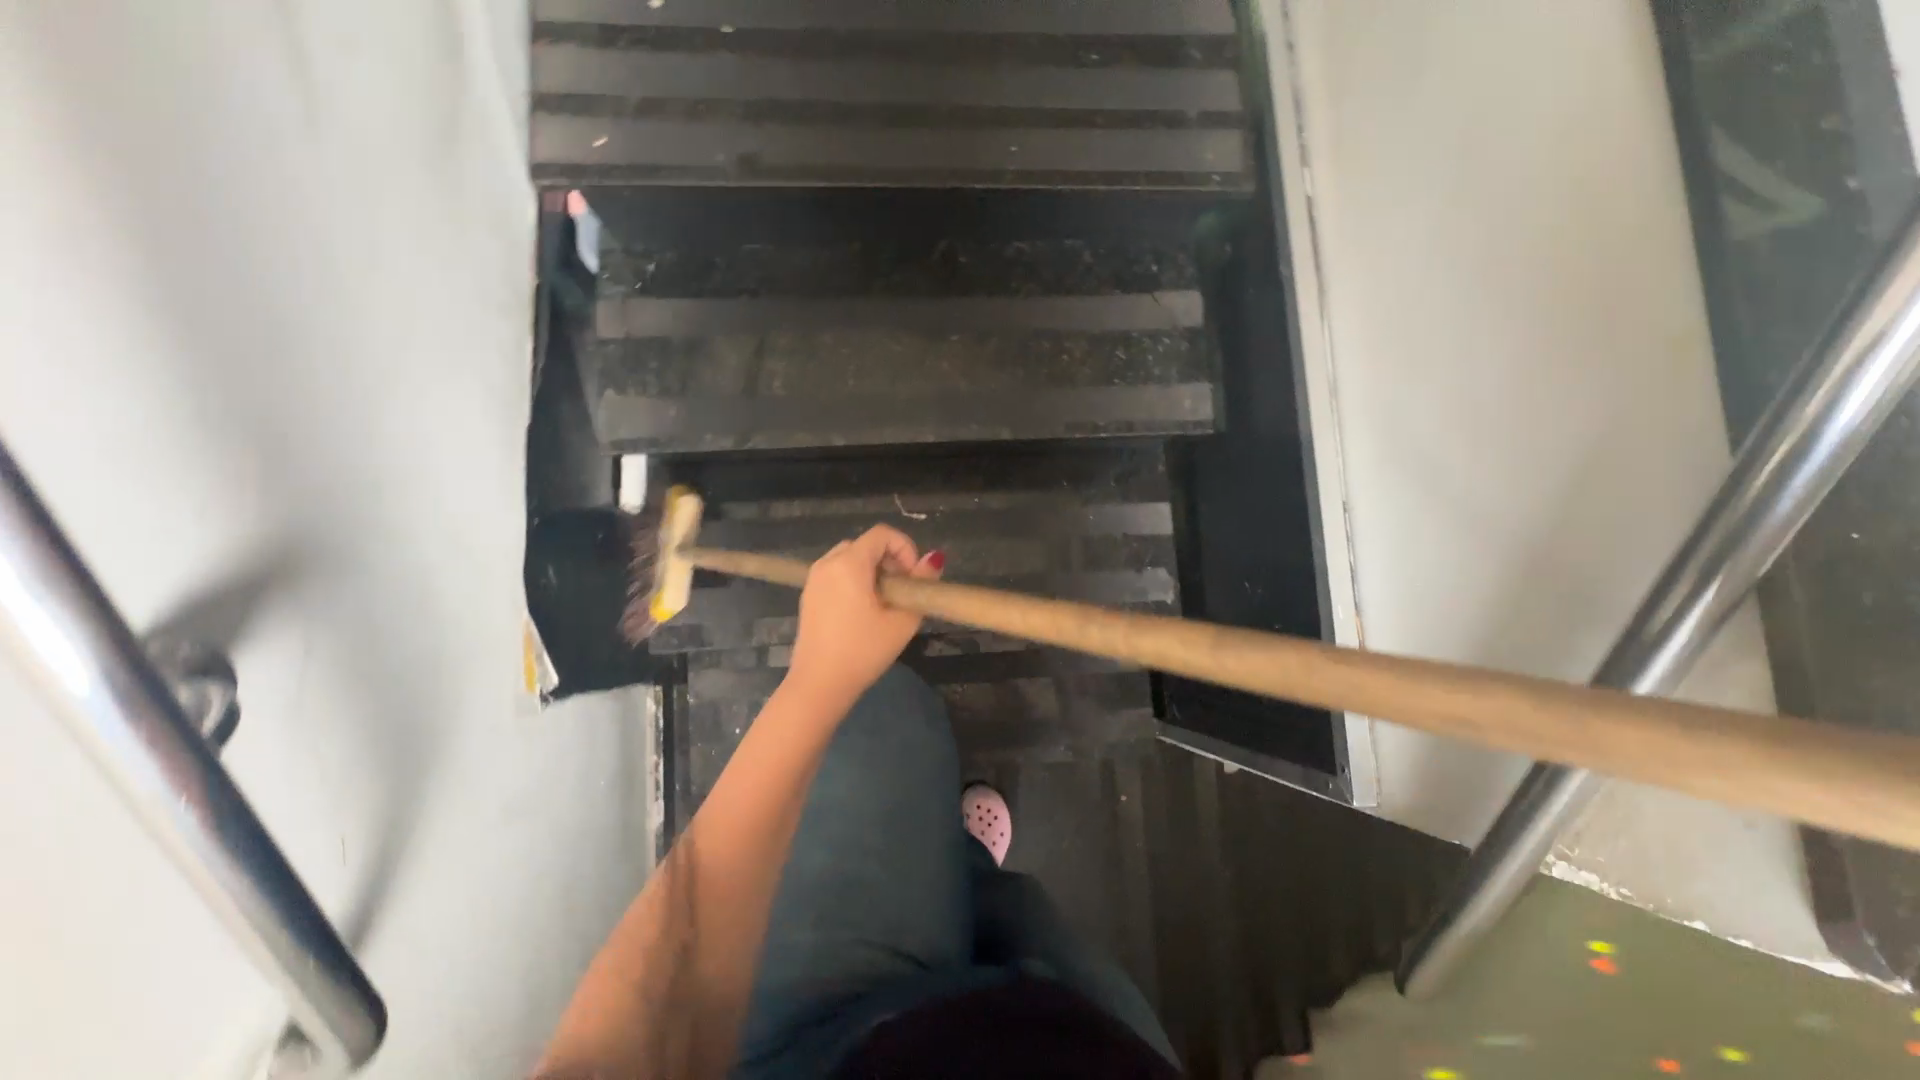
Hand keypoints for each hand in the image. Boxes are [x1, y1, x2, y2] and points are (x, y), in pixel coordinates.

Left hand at [786, 525, 943, 705]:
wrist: (819, 684)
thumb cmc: (863, 651)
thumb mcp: (902, 620)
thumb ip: (920, 585)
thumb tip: (933, 559)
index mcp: (849, 563)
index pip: (882, 534)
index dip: (905, 547)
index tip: (913, 577)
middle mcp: (827, 563)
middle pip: (864, 544)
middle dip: (889, 559)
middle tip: (902, 590)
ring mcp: (813, 580)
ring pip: (848, 559)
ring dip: (871, 570)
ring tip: (884, 602)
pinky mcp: (808, 596)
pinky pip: (835, 574)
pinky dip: (853, 580)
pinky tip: (862, 612)